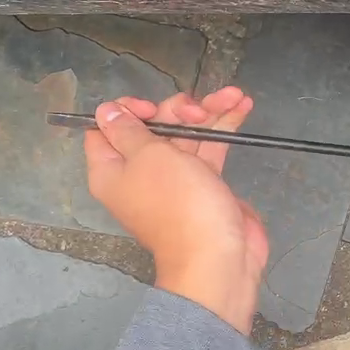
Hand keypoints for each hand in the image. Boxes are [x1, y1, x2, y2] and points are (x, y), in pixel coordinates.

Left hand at [83, 87, 266, 331]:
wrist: (219, 254)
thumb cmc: (178, 204)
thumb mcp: (149, 158)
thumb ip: (129, 130)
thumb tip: (106, 110)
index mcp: (114, 169)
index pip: (106, 129)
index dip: (127, 110)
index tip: (152, 109)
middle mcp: (142, 172)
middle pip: (155, 126)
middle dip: (178, 109)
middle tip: (197, 110)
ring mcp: (177, 177)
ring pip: (188, 133)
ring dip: (210, 111)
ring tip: (236, 95)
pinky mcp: (208, 182)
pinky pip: (212, 146)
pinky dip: (225, 126)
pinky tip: (243, 106)